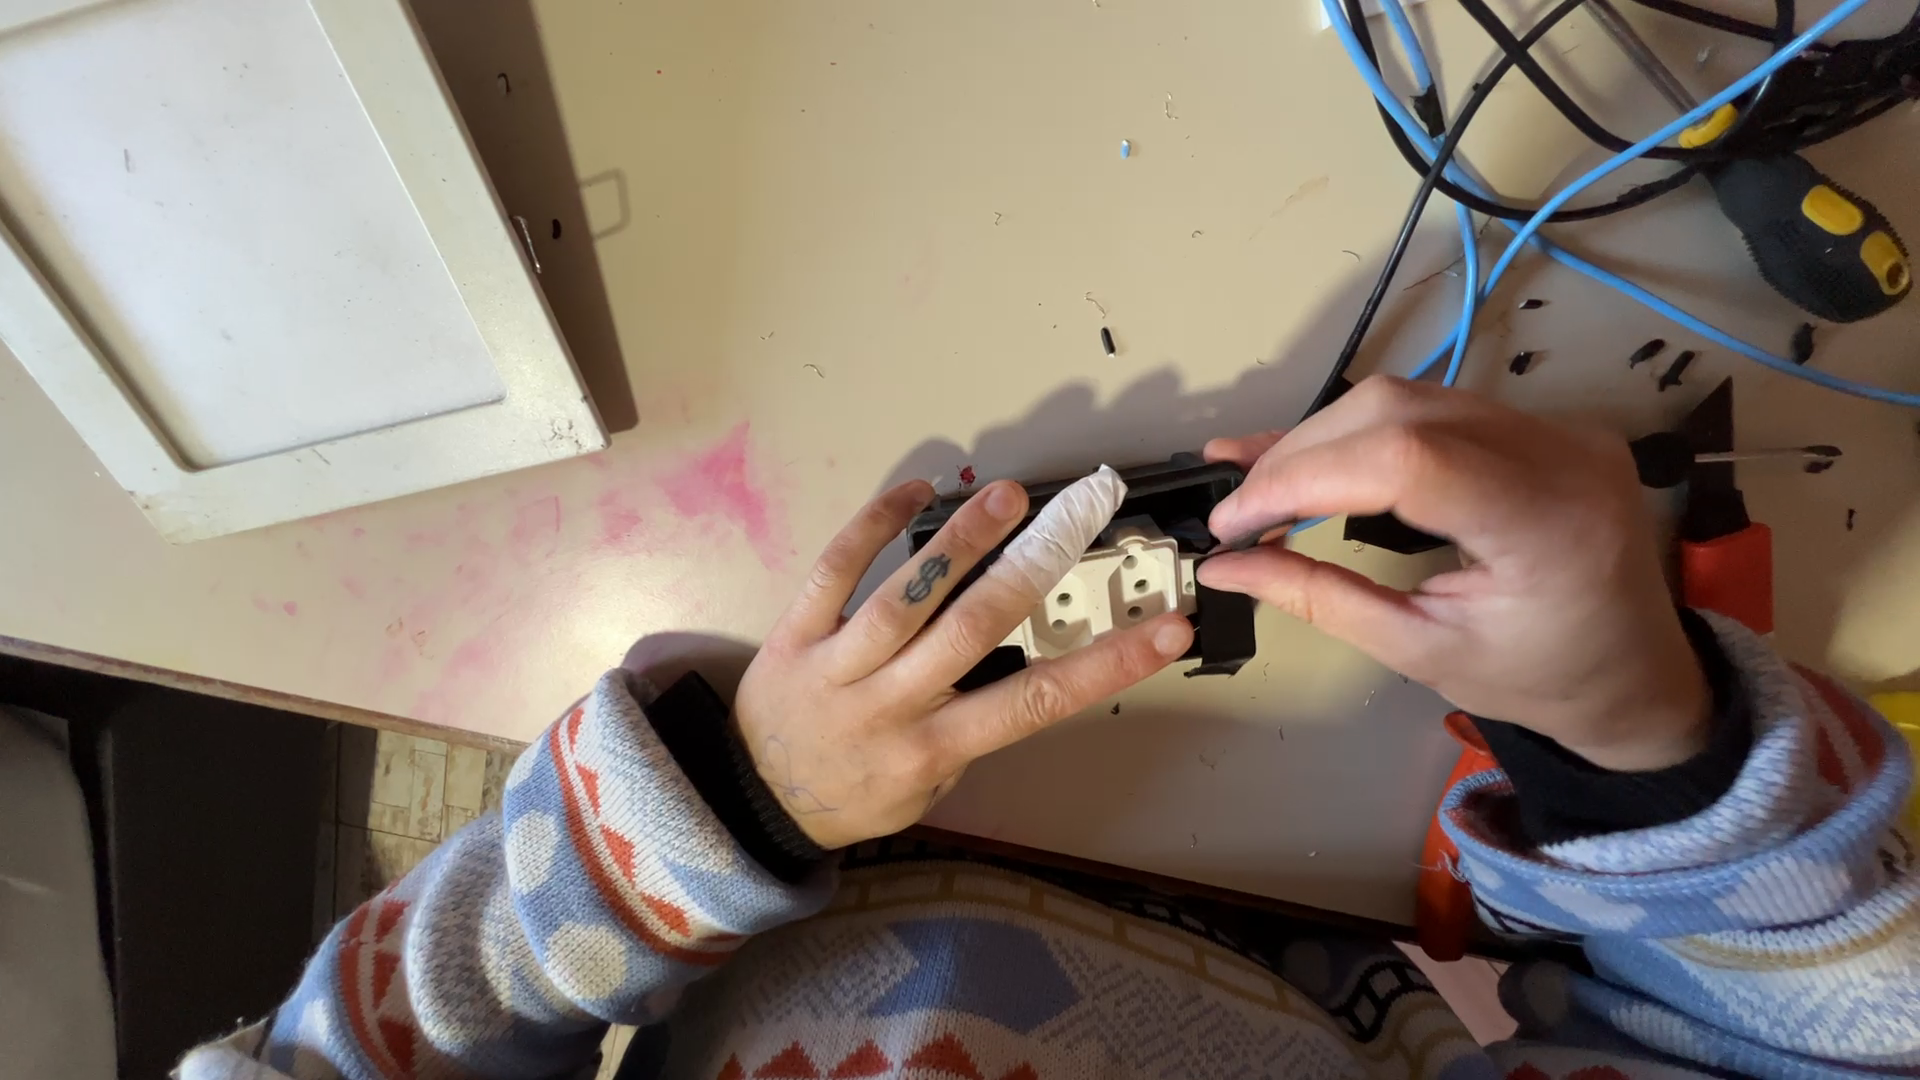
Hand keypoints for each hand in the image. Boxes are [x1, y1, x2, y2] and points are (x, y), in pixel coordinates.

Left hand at [734, 478, 1194, 847]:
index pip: (1035, 704)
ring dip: (961, 541)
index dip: (1107, 665)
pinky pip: (834, 571)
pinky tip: (913, 492)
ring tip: (1006, 496)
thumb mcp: (926, 789)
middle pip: (973, 630)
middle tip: (1077, 516)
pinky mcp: (795, 632)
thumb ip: (966, 733)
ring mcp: (839, 664)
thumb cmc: (854, 796)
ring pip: (905, 596)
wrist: (754, 803)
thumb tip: (1006, 667)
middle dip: (1032, 568)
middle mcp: (891, 704)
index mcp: (934, 748)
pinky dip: (873, 528)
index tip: (1166, 628)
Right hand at [1198, 376, 1708, 770]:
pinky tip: (1291, 450)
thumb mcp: (1419, 652)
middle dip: (1292, 459)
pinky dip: (1344, 433)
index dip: (1300, 479)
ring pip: (1394, 399)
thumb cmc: (1538, 679)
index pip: (1403, 460)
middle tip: (1237, 516)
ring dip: (1311, 442)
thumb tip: (1220, 567)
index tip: (1235, 525)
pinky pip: (1416, 408)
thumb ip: (1317, 598)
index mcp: (1547, 522)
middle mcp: (1557, 451)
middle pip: (1390, 413)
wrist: (1638, 670)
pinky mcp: (1525, 426)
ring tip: (1256, 490)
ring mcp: (1547, 428)